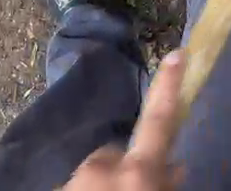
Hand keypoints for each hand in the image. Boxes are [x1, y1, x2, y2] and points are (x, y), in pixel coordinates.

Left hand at [66, 50, 186, 189]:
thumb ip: (163, 180)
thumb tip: (173, 166)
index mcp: (136, 172)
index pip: (159, 121)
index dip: (169, 85)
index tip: (177, 52)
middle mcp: (102, 167)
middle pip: (114, 152)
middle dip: (122, 163)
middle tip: (131, 184)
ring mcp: (72, 178)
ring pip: (92, 171)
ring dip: (102, 181)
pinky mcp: (53, 188)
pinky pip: (72, 184)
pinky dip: (83, 189)